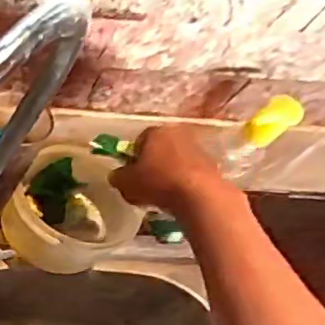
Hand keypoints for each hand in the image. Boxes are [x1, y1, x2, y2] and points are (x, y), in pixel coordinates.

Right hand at [109, 125, 235, 212]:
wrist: (196, 192)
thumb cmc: (155, 181)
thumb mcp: (124, 182)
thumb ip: (117, 176)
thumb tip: (117, 175)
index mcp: (155, 132)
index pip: (138, 140)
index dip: (131, 157)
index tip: (129, 172)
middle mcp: (177, 131)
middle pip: (157, 147)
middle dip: (149, 162)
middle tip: (141, 181)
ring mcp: (195, 144)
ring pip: (172, 157)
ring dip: (165, 170)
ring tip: (158, 190)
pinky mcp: (208, 159)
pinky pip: (186, 168)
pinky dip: (179, 177)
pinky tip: (173, 193)